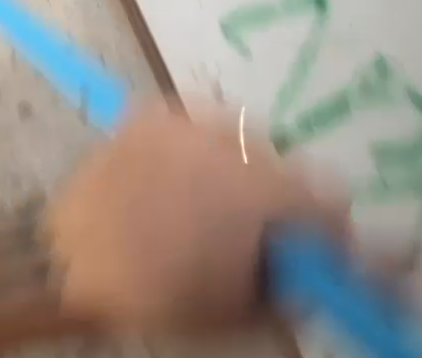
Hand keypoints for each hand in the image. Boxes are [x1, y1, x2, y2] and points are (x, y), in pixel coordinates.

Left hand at [52, 99, 350, 330]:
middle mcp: (223, 141)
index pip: (329, 199)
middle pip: (283, 163)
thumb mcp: (249, 307)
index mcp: (258, 189)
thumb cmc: (162, 292)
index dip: (333, 233)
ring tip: (217, 201)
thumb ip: (309, 285)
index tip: (319, 256)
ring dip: (242, 166)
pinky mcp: (144, 114)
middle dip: (283, 198)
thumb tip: (349, 273)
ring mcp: (178, 120)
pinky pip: (191, 119)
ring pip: (239, 136)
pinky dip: (198, 141)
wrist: (72, 258)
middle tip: (260, 232)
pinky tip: (186, 171)